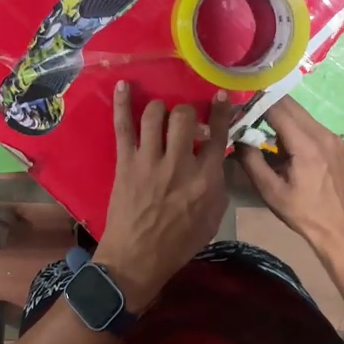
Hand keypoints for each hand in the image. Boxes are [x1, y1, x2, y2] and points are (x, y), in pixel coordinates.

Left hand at [93, 82, 232, 311]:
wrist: (138, 259)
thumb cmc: (179, 243)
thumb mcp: (212, 218)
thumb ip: (217, 185)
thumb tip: (216, 158)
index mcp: (206, 180)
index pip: (218, 135)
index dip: (221, 112)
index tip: (220, 96)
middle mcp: (179, 164)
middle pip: (184, 117)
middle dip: (186, 112)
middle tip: (183, 120)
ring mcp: (149, 160)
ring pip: (155, 115)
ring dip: (159, 108)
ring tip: (160, 113)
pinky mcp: (125, 162)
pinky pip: (123, 125)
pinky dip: (122, 103)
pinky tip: (123, 85)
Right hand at [238, 98, 343, 261]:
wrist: (338, 228)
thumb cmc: (302, 212)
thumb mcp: (269, 190)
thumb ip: (251, 160)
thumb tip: (236, 135)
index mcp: (307, 147)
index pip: (278, 109)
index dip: (256, 103)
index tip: (238, 104)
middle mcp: (323, 135)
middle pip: (290, 104)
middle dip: (266, 103)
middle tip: (245, 110)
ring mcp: (333, 137)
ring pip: (300, 111)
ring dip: (279, 112)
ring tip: (259, 122)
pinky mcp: (336, 142)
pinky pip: (310, 122)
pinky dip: (292, 123)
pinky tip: (280, 136)